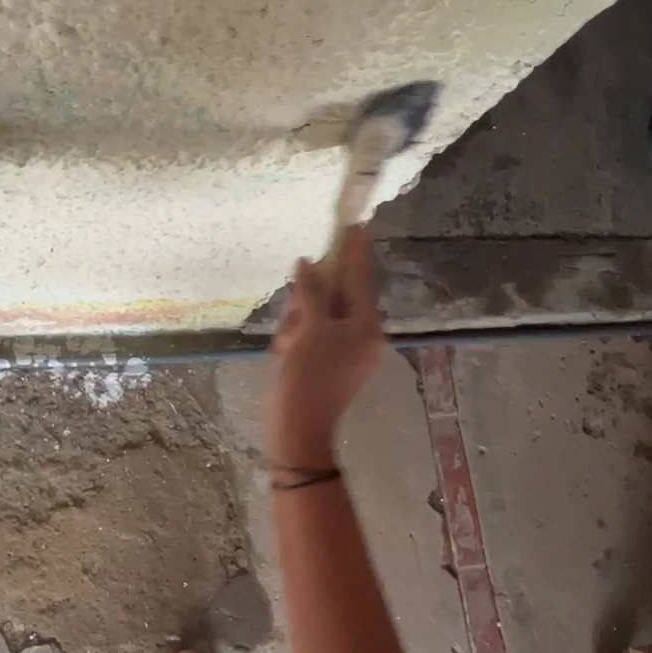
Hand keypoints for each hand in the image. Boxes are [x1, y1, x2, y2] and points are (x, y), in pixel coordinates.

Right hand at [265, 224, 383, 470]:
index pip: (360, 277)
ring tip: (288, 345)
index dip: (354, 249)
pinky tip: (285, 353)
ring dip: (296, 322)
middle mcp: (360, 334)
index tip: (356, 223)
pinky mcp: (324, 359)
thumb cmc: (308, 377)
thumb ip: (311, 292)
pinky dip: (293, 337)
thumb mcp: (309, 329)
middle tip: (295, 320)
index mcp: (366, 326)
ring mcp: (342, 348)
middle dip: (307, 301)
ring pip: (315, 313)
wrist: (297, 429)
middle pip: (333, 294)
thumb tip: (308, 263)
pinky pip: (308, 332)